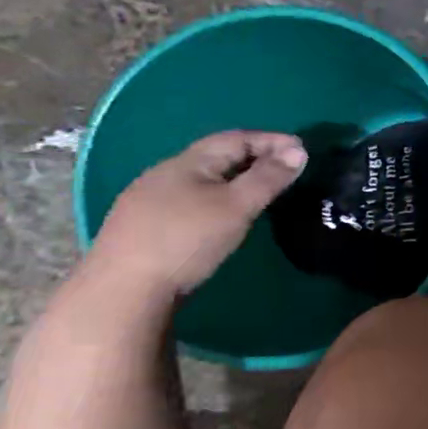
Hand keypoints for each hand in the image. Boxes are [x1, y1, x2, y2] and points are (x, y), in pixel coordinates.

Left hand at [86, 131, 306, 295]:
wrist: (124, 290)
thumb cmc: (187, 240)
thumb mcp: (236, 207)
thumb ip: (268, 178)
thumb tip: (298, 150)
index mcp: (187, 163)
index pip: (235, 138)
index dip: (271, 140)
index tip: (303, 149)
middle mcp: (164, 173)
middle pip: (216, 156)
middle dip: (254, 157)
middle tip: (286, 169)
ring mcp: (148, 200)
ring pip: (201, 179)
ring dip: (234, 178)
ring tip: (259, 191)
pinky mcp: (143, 226)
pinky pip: (189, 199)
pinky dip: (216, 198)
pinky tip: (220, 216)